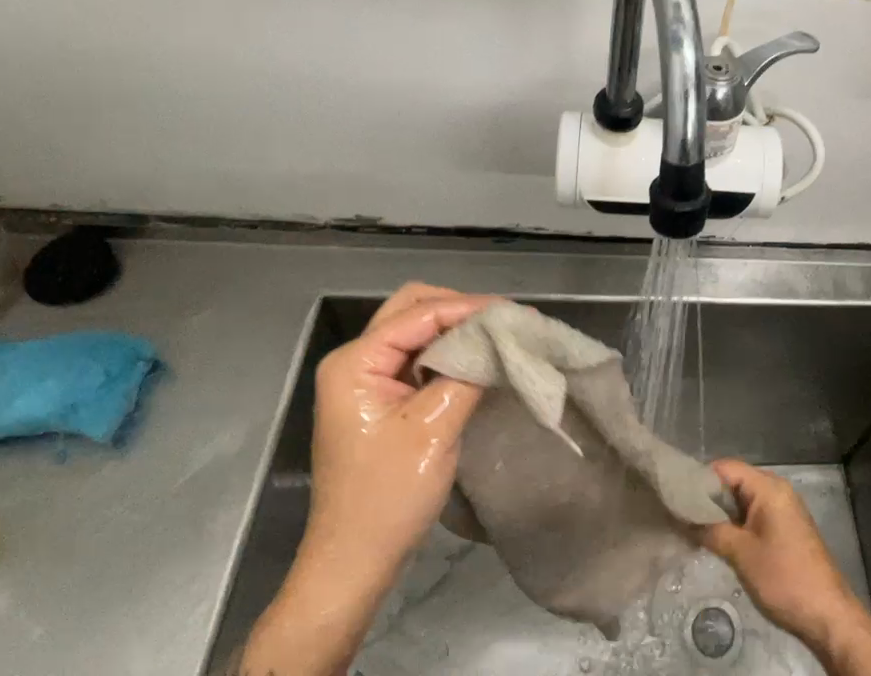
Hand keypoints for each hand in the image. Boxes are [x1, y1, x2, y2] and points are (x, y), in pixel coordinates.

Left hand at [238, 283, 492, 675]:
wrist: (354, 563)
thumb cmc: (388, 498)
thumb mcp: (434, 431)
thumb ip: (466, 375)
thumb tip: (501, 339)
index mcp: (355, 363)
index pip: (419, 313)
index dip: (469, 307)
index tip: (516, 313)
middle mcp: (355, 362)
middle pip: (412, 311)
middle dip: (460, 310)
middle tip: (505, 323)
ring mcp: (365, 382)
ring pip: (416, 333)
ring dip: (456, 331)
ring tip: (500, 338)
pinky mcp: (380, 401)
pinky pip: (417, 359)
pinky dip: (448, 354)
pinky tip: (479, 362)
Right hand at [697, 460, 870, 675]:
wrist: (826, 613)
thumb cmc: (783, 577)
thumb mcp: (740, 553)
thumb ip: (709, 529)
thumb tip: (681, 517)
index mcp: (769, 488)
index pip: (725, 468)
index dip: (699, 479)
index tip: (673, 496)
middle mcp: (777, 491)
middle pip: (733, 482)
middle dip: (706, 498)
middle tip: (677, 515)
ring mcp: (782, 510)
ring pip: (741, 501)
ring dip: (718, 514)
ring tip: (690, 529)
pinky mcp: (783, 529)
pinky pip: (752, 516)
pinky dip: (733, 525)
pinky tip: (715, 541)